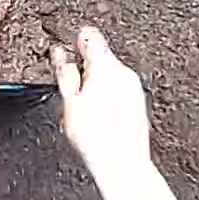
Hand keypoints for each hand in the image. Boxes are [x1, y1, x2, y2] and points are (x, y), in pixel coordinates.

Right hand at [50, 27, 151, 173]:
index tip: (68, 54)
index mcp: (105, 66)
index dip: (75, 43)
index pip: (90, 36)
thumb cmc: (95, 137)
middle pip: (101, 55)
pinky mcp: (139, 101)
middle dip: (86, 67)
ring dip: (98, 82)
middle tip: (74, 90)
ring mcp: (134, 87)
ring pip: (111, 73)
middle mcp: (123, 72)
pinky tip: (102, 115)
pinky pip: (121, 88)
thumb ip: (64, 72)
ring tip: (88, 107)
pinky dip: (110, 95)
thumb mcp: (69, 102)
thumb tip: (60, 55)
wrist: (121, 163)